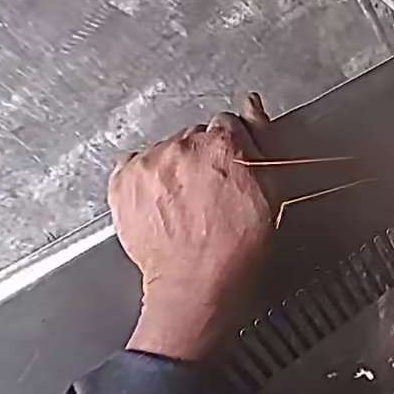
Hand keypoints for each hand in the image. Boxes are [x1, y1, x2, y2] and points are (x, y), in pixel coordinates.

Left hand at [112, 94, 273, 361]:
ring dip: (173, 171)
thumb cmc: (236, 250)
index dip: (230, 149)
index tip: (229, 170)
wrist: (196, 287)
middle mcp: (184, 147)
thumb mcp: (269, 194)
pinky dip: (145, 182)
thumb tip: (252, 105)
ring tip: (185, 207)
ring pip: (164, 152)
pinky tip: (161, 207)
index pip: (225, 124)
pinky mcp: (124, 182)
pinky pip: (134, 167)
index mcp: (224, 144)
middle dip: (201, 158)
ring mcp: (150, 164)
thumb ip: (260, 140)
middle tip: (209, 196)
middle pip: (193, 137)